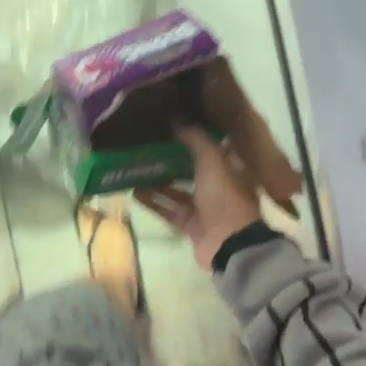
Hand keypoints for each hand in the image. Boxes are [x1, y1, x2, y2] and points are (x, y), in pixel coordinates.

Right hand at [135, 126, 263, 267]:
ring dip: (158, 181)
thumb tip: (177, 120)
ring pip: (177, 190)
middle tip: (148, 145)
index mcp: (231, 169)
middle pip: (192, 169)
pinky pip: (168, 210)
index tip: (174, 124)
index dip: (196, 136)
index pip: (213, 148)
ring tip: (136, 168)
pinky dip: (153, 202)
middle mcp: (219, 187)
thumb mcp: (212, 162)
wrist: (230, 244)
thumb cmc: (225, 197)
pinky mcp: (190, 226)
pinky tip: (135, 193)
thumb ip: (195, 140)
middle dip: (171, 159)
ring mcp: (204, 208)